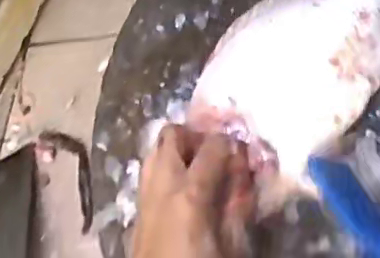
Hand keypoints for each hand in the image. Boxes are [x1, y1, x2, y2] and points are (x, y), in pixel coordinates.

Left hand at [131, 126, 254, 257]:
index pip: (214, 144)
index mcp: (190, 192)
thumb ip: (238, 204)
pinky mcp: (136, 214)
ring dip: (176, 152)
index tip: (240, 151)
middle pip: (172, 134)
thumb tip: (243, 173)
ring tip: (196, 169)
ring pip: (155, 150)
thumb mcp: (231, 245)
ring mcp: (144, 197)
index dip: (230, 143)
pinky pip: (149, 175)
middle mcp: (162, 186)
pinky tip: (180, 191)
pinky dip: (164, 171)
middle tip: (213, 153)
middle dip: (194, 136)